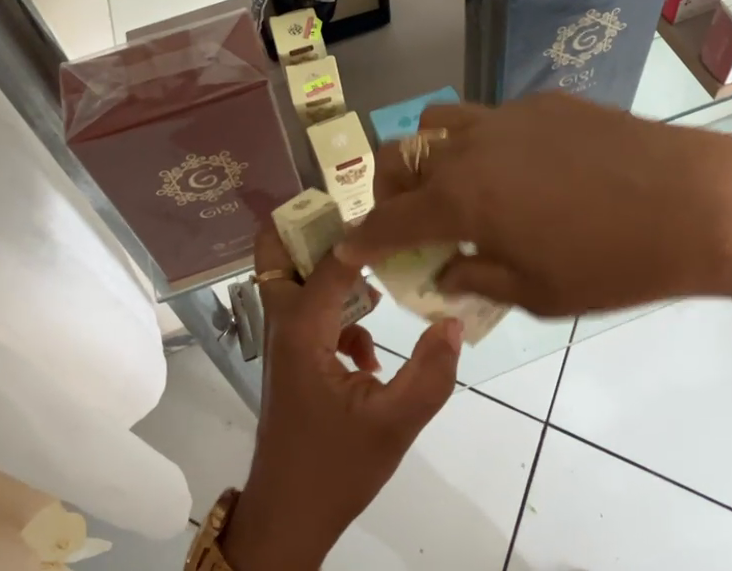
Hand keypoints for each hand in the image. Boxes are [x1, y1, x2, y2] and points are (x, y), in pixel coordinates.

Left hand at [220, 227, 463, 570]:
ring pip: (296, 280)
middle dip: (313, 228)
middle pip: (278, 252)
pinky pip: (309, 314)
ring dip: (333, 273)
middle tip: (365, 222)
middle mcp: (284, 323)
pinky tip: (371, 355)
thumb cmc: (337, 468)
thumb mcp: (395, 424)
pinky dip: (337, 315)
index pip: (332, 259)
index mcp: (302, 328)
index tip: (402, 217)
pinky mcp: (291, 358)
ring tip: (383, 282)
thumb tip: (453, 321)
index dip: (366, 234)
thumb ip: (431, 372)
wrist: (290, 514)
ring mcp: (283, 340)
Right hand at [336, 93, 731, 317]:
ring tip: (456, 183)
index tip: (349, 251)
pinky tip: (528, 171)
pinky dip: (486, 143)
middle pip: (399, 156)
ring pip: (440, 121)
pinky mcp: (546, 101)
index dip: (362, 238)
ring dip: (430, 153)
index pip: (388, 218)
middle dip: (386, 189)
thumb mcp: (539, 294)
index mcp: (460, 198)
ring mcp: (508, 116)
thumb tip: (447, 269)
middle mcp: (470, 146)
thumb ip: (477, 278)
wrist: (700, 205)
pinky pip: (495, 117)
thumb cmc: (615, 266)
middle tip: (404, 217)